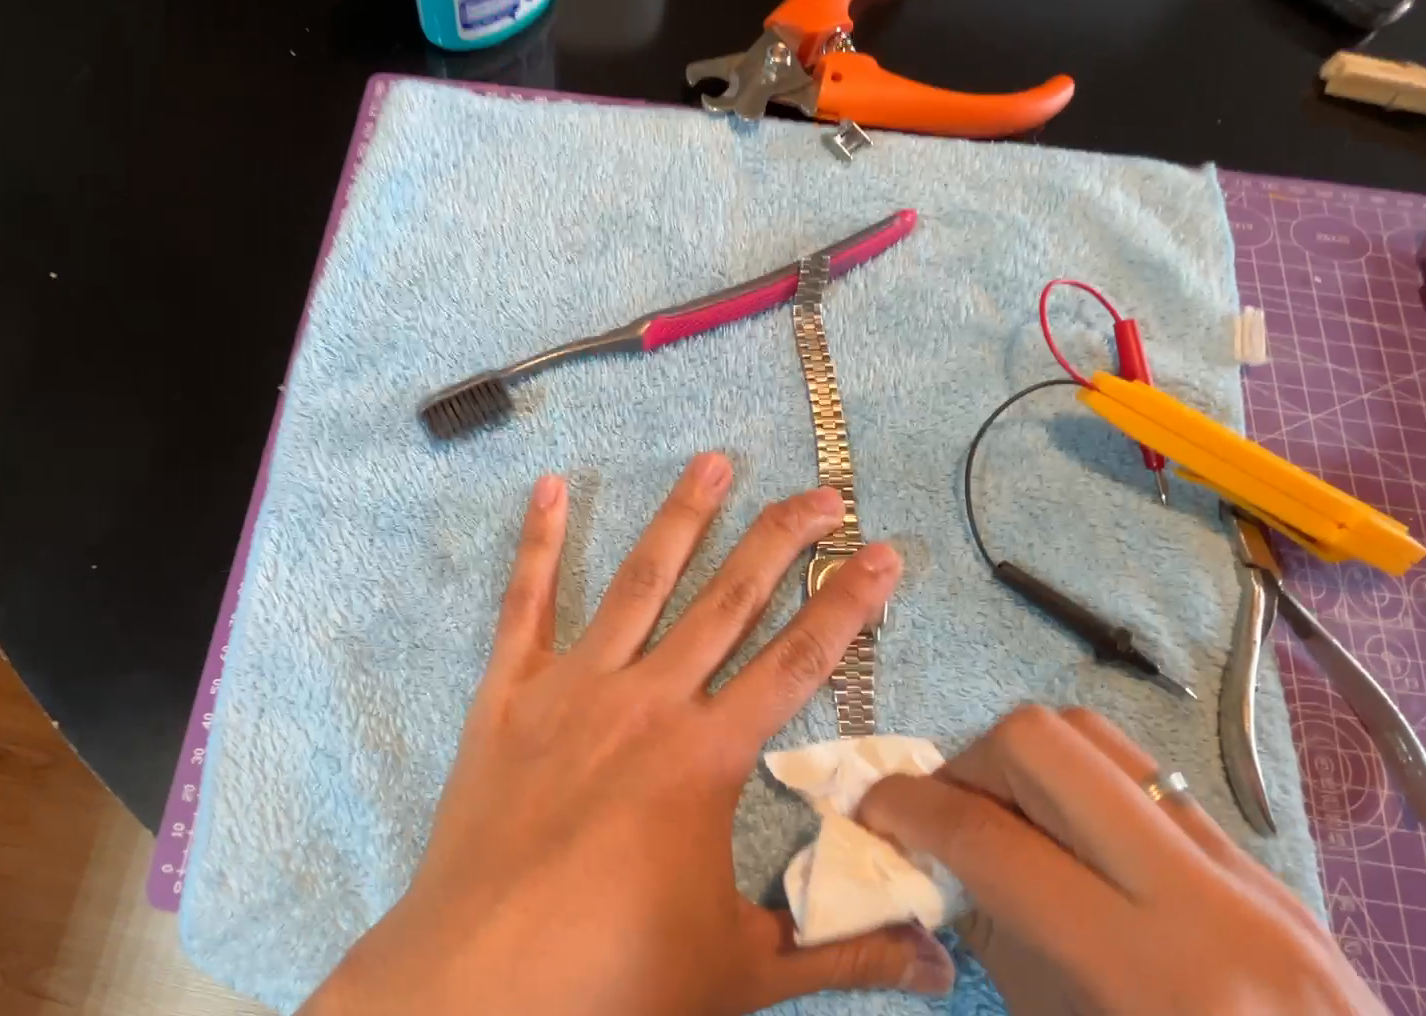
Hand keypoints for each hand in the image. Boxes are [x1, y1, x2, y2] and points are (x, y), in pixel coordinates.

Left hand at [303, 453, 952, 1014]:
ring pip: (639, 583)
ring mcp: (572, 686)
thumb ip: (843, 953)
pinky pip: (524, 603)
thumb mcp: (741, 969)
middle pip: (728, 602)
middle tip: (819, 493)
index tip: (881, 554)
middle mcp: (647, 701)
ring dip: (680, 518)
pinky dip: (539, 542)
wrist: (482, 978)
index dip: (849, 607)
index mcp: (707, 756)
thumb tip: (944, 962)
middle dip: (780, 542)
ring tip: (713, 462)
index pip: (799, 663)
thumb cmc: (613, 973)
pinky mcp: (508, 691)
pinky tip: (551, 488)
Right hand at [859, 705, 1383, 1014]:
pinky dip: (1078, 788)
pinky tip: (1070, 840)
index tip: (874, 813)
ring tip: (1008, 815)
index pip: (989, 838)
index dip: (907, 809)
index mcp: (1149, 972)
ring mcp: (1249, 874)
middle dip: (968, 762)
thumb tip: (926, 847)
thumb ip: (989, 926)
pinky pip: (1143, 779)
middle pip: (1042, 742)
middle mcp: (1208, 902)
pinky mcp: (1264, 865)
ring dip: (1022, 761)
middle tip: (949, 810)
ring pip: (1095, 737)